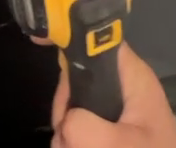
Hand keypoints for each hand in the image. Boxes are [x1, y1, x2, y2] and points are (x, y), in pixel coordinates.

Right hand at [52, 44, 175, 147]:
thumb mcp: (120, 145)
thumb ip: (85, 126)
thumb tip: (64, 123)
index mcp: (133, 76)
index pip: (98, 39)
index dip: (71, 39)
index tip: (42, 43)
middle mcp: (125, 88)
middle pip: (80, 77)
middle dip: (65, 106)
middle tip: (63, 133)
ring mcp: (119, 112)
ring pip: (78, 107)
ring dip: (67, 130)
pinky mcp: (114, 132)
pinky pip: (84, 127)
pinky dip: (74, 140)